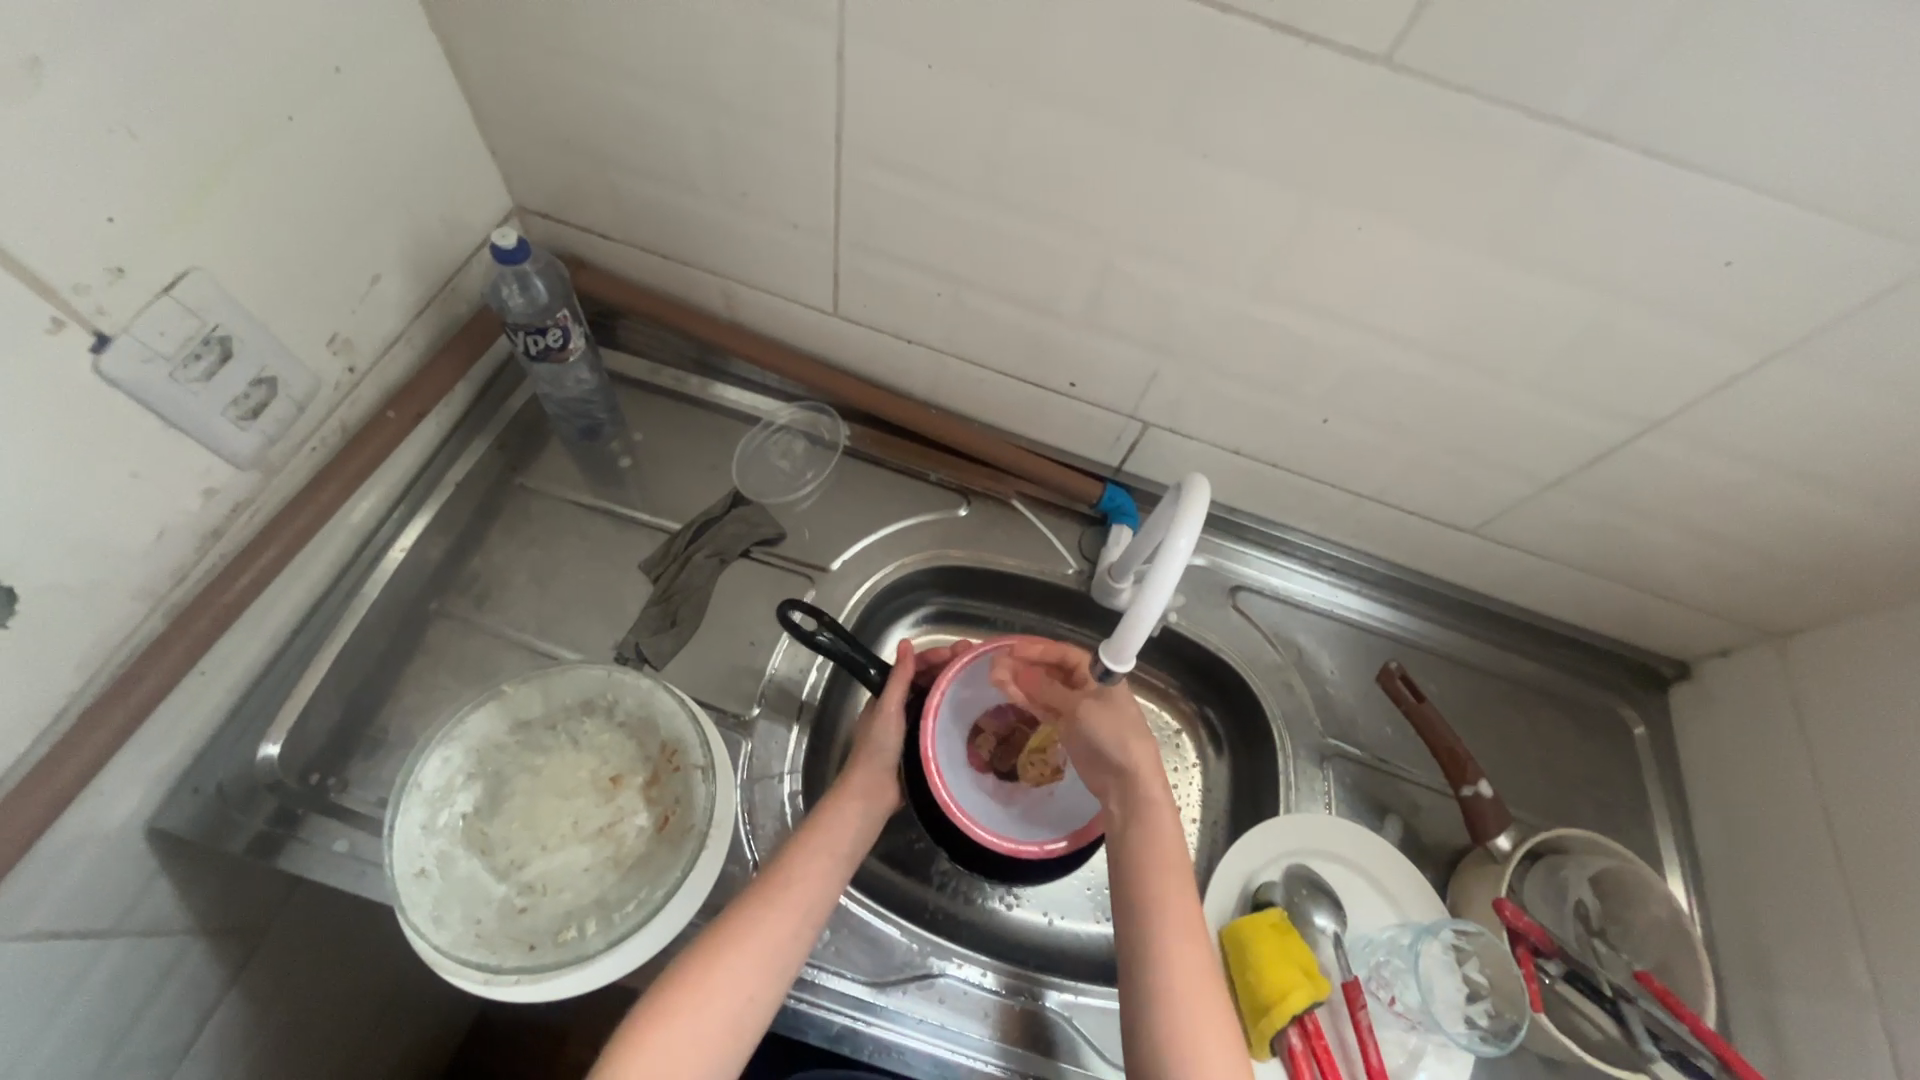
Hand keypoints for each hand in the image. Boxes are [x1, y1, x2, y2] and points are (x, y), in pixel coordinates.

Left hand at [840, 638, 977, 812]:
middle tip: (975, 661)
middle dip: (948, 668)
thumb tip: (905, 642)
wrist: (873, 792)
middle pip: (926, 680)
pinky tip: (971, 710)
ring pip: (935, 699)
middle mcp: (899, 707)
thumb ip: (899, 677)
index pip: (914, 667)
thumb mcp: (888, 708)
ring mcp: (911, 725)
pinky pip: (939, 720)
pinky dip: (952, 711)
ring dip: (952, 687)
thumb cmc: (878, 747)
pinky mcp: (922, 743)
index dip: (935, 656)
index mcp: (888, 695)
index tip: (960, 651)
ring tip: (978, 680)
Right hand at [988, 640, 1164, 806]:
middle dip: (1025, 667)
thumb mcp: (1080, 707)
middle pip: (1052, 671)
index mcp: (1098, 674)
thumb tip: (1019, 671)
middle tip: (996, 665)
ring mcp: (1076, 708)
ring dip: (1021, 684)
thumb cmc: (1111, 734)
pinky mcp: (1068, 728)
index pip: (1064, 654)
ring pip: (1044, 690)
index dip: (1038, 650)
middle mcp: (1086, 687)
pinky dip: (1027, 701)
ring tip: (994, 677)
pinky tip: (1008, 693)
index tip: (1013, 650)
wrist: (1126, 780)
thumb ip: (1048, 689)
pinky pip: (1044, 708)